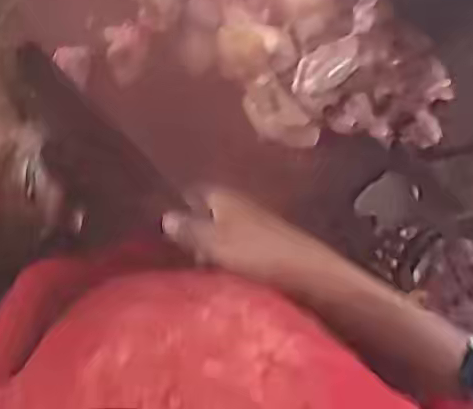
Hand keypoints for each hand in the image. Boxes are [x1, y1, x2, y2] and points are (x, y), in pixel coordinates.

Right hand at [161, 187, 350, 297]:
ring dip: (210, 250)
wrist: (313, 277)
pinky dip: (229, 261)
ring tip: (197, 275)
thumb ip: (188, 229)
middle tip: (176, 259)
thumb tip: (164, 216)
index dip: (175, 210)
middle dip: (192, 232)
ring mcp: (253, 223)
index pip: (189, 193)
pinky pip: (237, 249)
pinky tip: (224, 279)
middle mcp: (236, 202)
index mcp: (220, 195)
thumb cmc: (258, 254)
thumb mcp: (214, 243)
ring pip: (221, 232)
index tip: (159, 233)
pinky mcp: (267, 246)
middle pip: (204, 214)